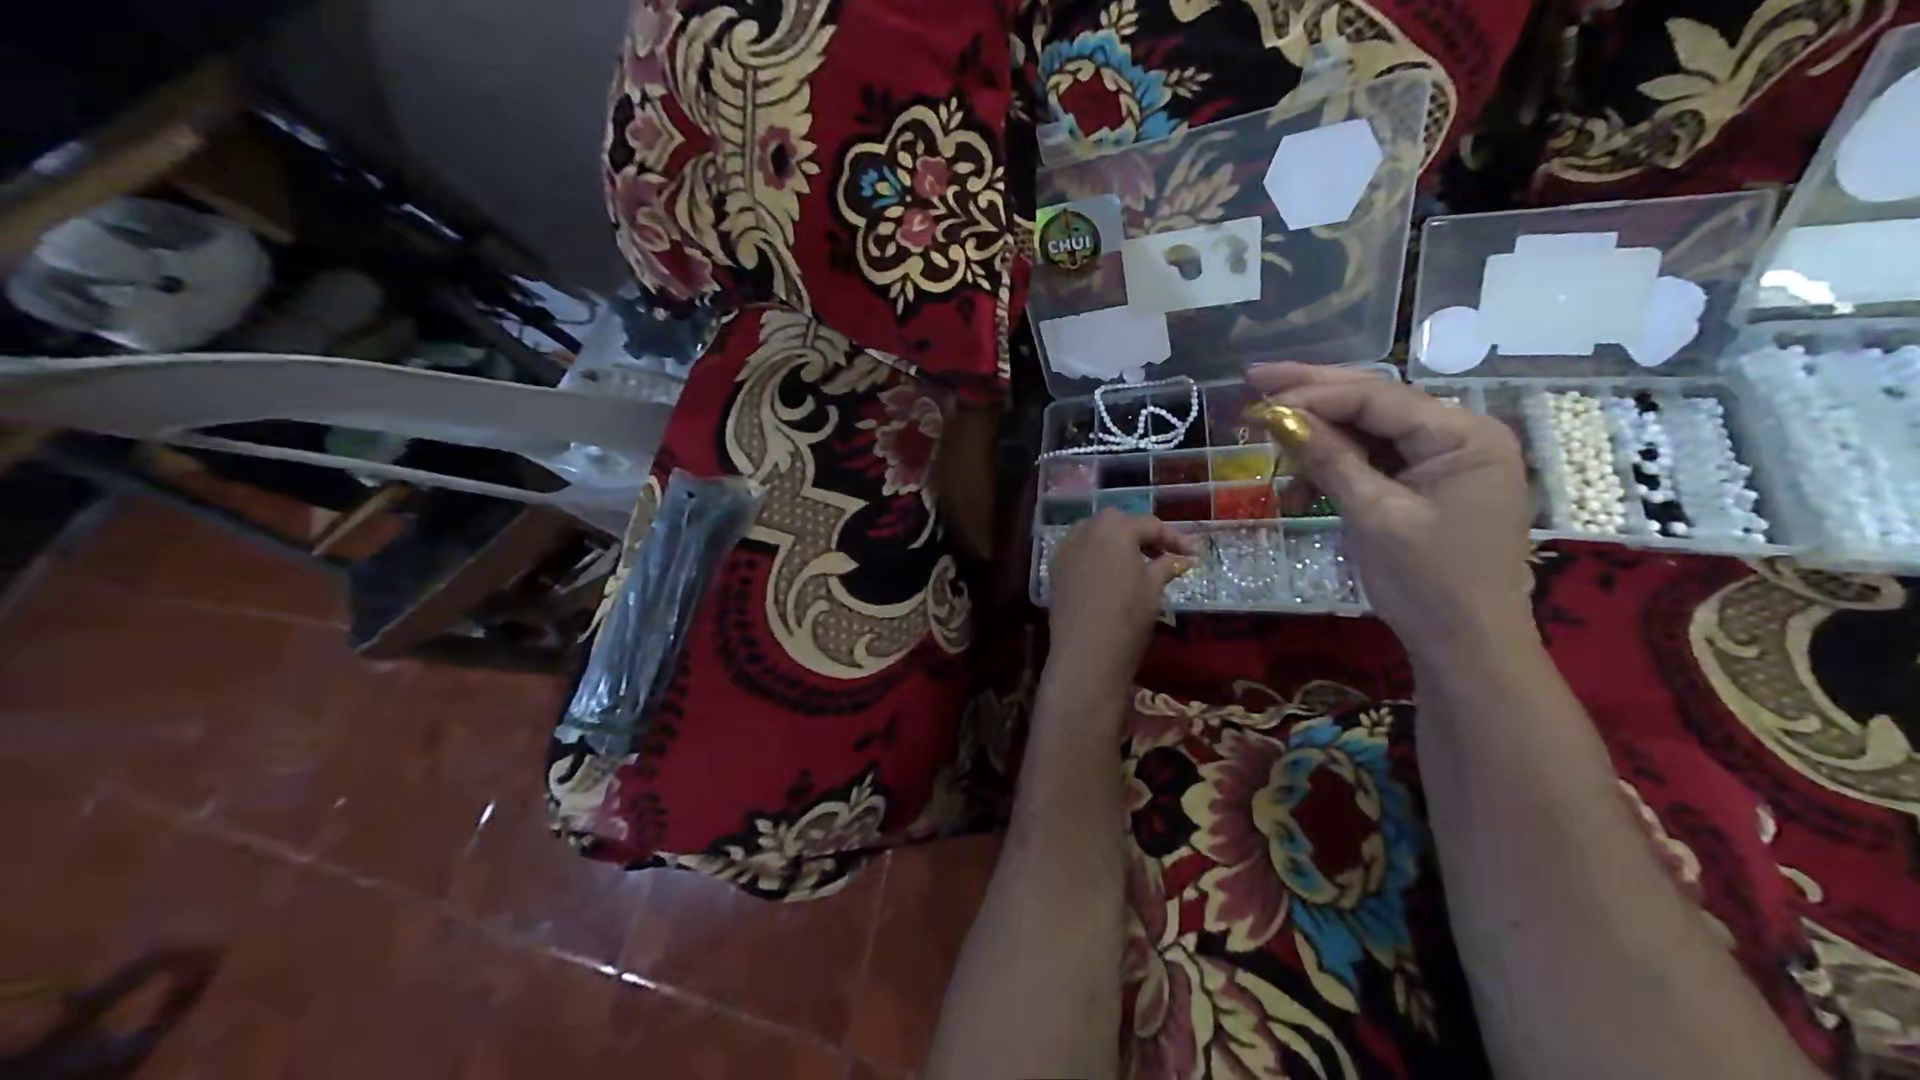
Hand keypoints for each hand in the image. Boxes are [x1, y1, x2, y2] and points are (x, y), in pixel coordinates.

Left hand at [1047, 510, 1198, 692]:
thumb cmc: (1127, 619)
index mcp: (1114, 529)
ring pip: (1094, 533)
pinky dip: (1095, 554)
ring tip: (1135, 563)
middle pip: (1117, 522)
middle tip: (1162, 554)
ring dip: (1115, 541)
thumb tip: (1180, 558)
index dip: (1174, 538)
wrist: (1086, 655)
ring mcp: (1065, 550)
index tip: (1194, 554)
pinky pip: (1079, 551)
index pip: (1149, 524)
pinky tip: (1108, 574)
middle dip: (1140, 534)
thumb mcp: (1152, 590)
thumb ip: (1165, 566)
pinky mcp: (1054, 570)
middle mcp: (1086, 531)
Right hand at [1247, 363, 1534, 658]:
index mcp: (1464, 436)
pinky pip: (1374, 462)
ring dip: (1319, 440)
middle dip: (1313, 394)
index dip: (1313, 394)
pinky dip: (1335, 468)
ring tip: (1274, 451)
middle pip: (1374, 402)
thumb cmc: (1429, 583)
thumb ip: (1330, 459)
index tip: (1258, 398)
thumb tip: (1280, 417)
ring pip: (1369, 431)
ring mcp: (1444, 461)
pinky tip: (1301, 485)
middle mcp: (1459, 436)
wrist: (1468, 647)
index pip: (1377, 397)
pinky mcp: (1426, 486)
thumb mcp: (1374, 516)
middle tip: (1255, 380)